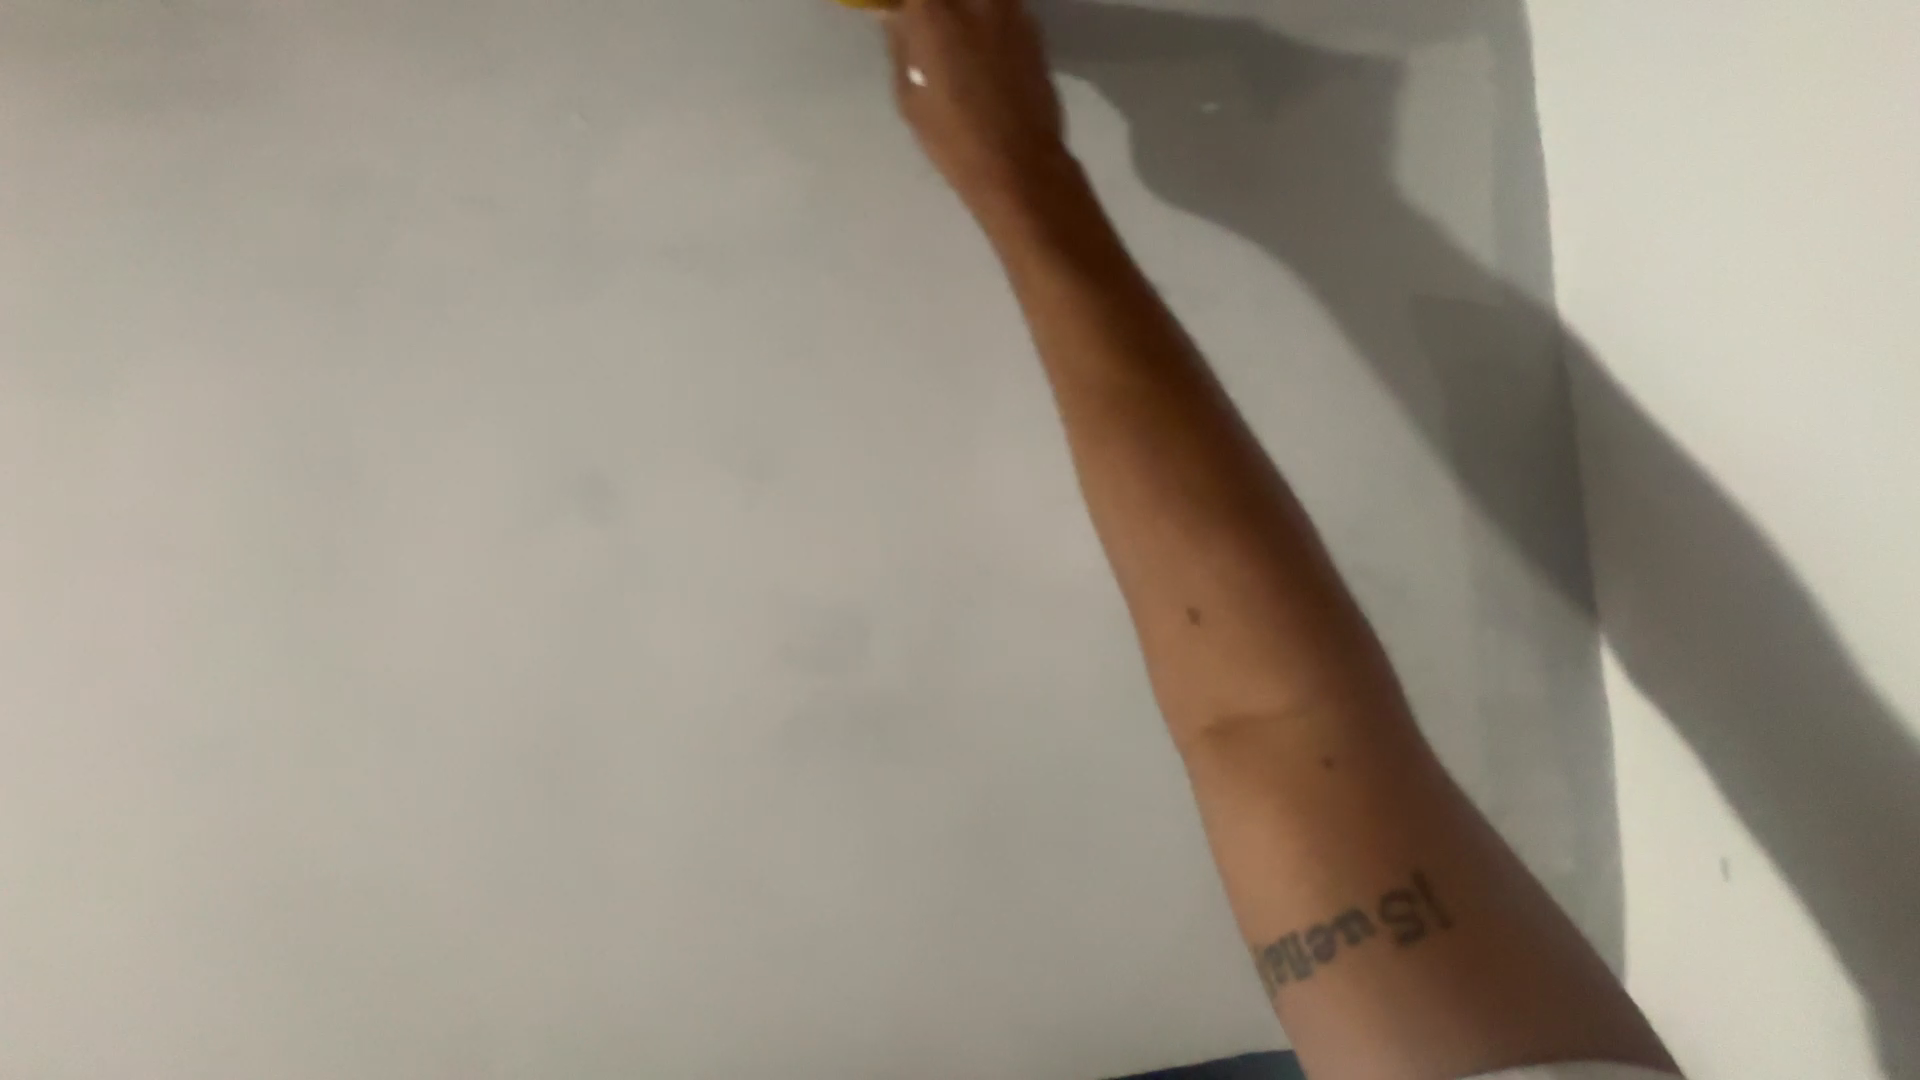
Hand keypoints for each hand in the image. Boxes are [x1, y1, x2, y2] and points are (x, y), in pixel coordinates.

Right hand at [882, 0, 1076, 221]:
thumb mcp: (910, 99)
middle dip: (935, 7)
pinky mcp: (1032, 24)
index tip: (899, 13)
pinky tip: (985, 43)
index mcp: (929, 10)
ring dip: (966, 10)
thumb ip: (902, 46)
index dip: (906, 5)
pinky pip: (1004, 5)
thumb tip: (896, 17)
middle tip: (927, 20)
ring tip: (958, 34)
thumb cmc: (954, 140)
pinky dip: (990, 15)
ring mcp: (1007, 6)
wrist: (1018, 165)